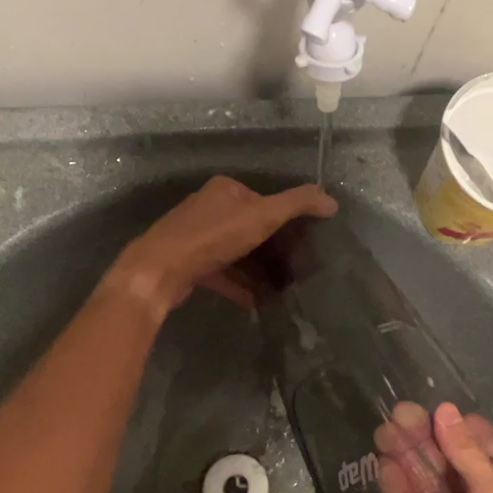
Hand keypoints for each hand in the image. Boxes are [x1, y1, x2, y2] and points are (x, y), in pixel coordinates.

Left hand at [107, 176, 336, 321]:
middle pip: (248, 226)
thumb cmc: (213, 236)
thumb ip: (298, 205)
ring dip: (255, 267)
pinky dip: (239, 285)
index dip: (283, 218)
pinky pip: (221, 274)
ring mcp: (194, 237)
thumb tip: (332, 201)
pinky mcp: (188, 264)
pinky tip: (257, 302)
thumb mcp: (263, 215)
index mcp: (224, 190)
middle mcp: (207, 208)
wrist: (160, 270)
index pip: (262, 199)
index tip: (303, 240)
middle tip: (295, 265)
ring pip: (235, 251)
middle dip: (270, 245)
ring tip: (280, 286)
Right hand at [377, 403, 492, 492]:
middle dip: (427, 442)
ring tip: (382, 434)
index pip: (489, 452)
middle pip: (453, 467)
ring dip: (408, 461)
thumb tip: (445, 412)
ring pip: (430, 488)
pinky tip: (383, 470)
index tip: (434, 409)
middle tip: (396, 416)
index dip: (462, 430)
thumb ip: (468, 457)